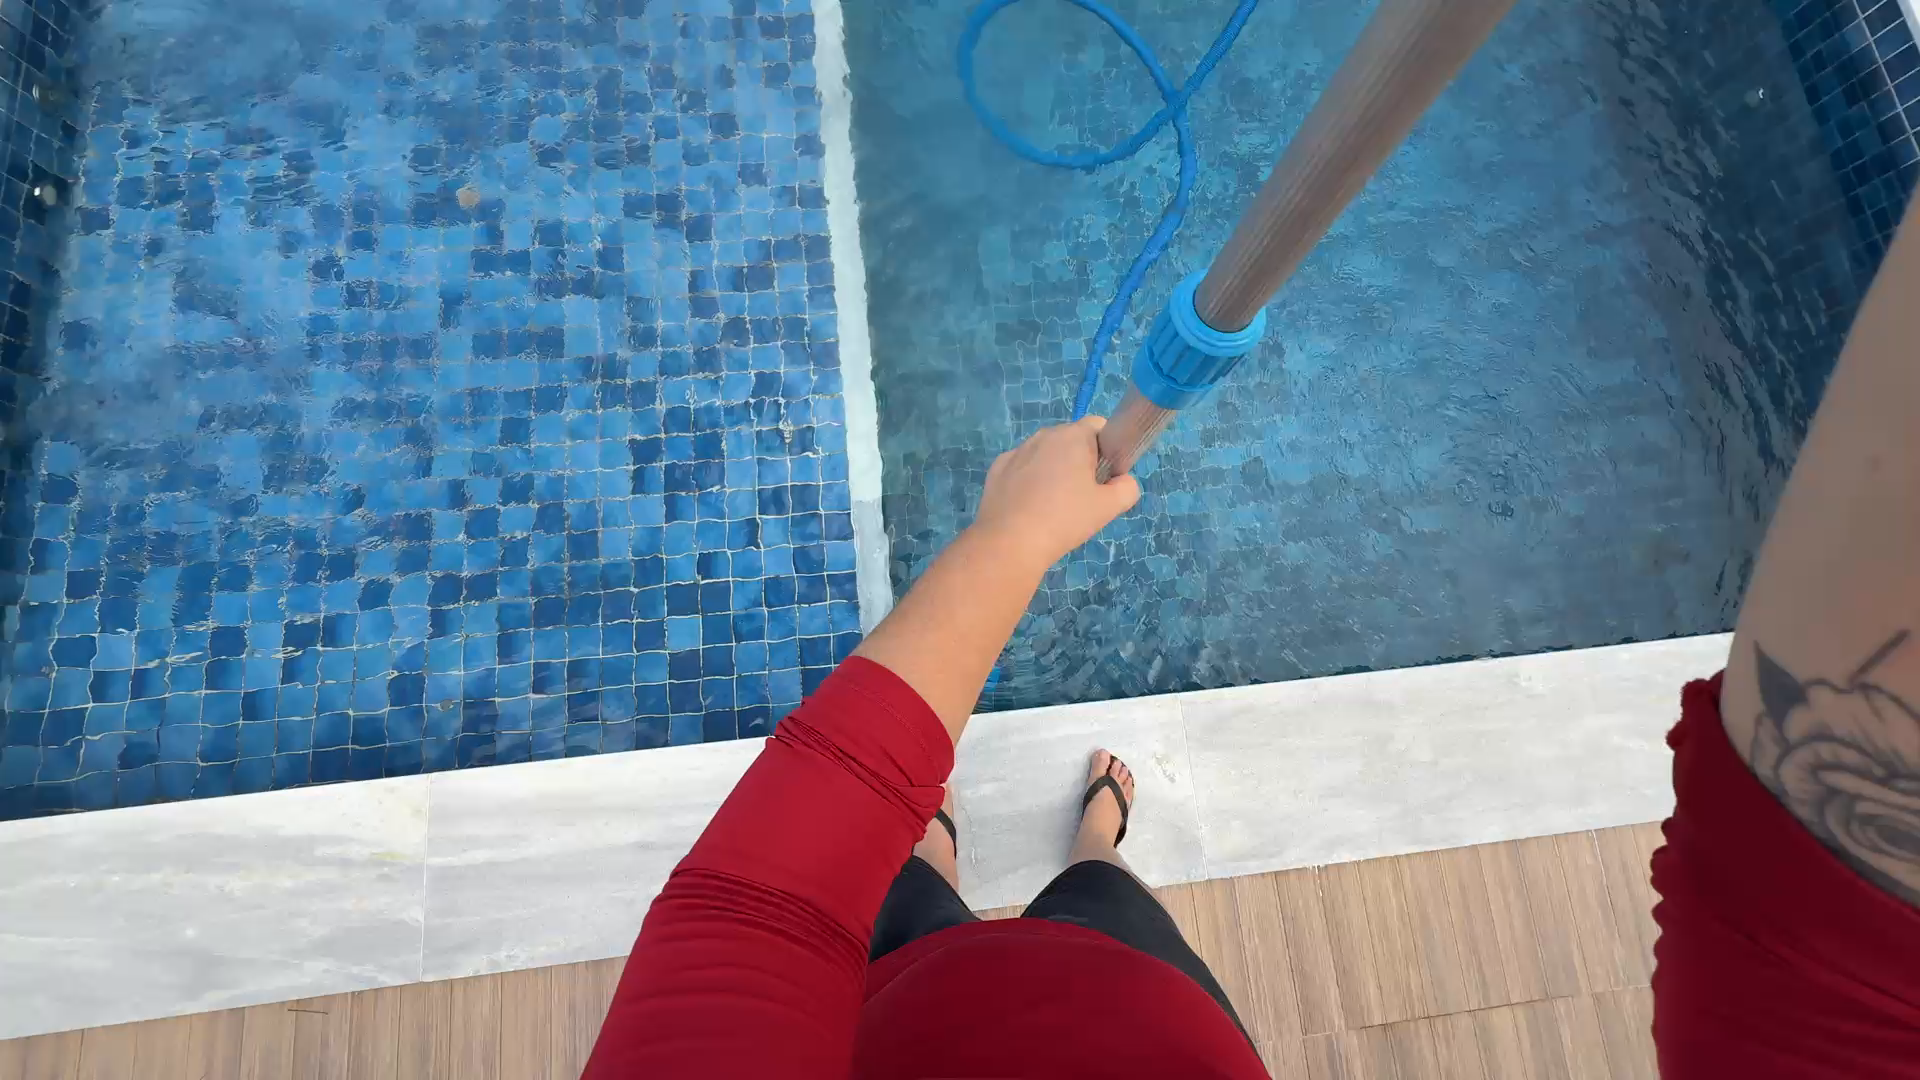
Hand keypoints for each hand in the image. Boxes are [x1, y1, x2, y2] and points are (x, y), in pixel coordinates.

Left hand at [969, 416, 1141, 568]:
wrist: (1011, 542)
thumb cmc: (1065, 520)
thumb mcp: (1109, 507)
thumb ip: (1127, 487)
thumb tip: (1122, 481)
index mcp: (1073, 437)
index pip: (1098, 425)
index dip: (1107, 449)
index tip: (1104, 477)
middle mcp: (1043, 436)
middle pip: (1070, 439)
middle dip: (1080, 460)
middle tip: (1081, 496)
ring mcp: (1016, 451)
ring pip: (1044, 453)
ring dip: (1053, 469)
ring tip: (1052, 505)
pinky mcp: (997, 469)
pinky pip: (1022, 467)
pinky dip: (1028, 480)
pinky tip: (1028, 506)